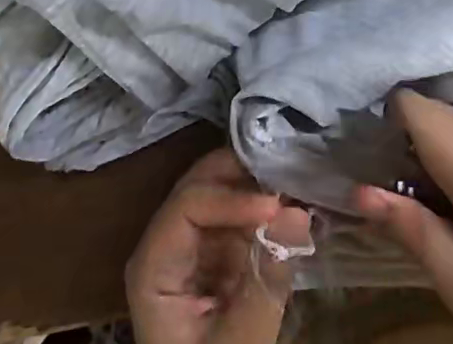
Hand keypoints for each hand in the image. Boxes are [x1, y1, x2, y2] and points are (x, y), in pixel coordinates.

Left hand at [127, 148, 311, 343]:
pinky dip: (267, 210)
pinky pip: (241, 219)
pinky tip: (296, 209)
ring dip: (259, 187)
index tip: (276, 205)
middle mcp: (168, 242)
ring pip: (223, 193)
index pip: (189, 204)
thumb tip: (298, 214)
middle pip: (202, 186)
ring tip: (299, 185)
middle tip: (291, 170)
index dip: (232, 198)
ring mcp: (193, 247)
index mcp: (153, 263)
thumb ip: (265, 282)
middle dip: (245, 175)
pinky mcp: (219, 258)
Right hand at [352, 91, 452, 343]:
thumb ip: (417, 235)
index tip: (363, 158)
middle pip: (428, 110)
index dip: (380, 124)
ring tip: (428, 201)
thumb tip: (358, 191)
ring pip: (451, 118)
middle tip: (393, 193)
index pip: (410, 105)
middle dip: (402, 140)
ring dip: (431, 147)